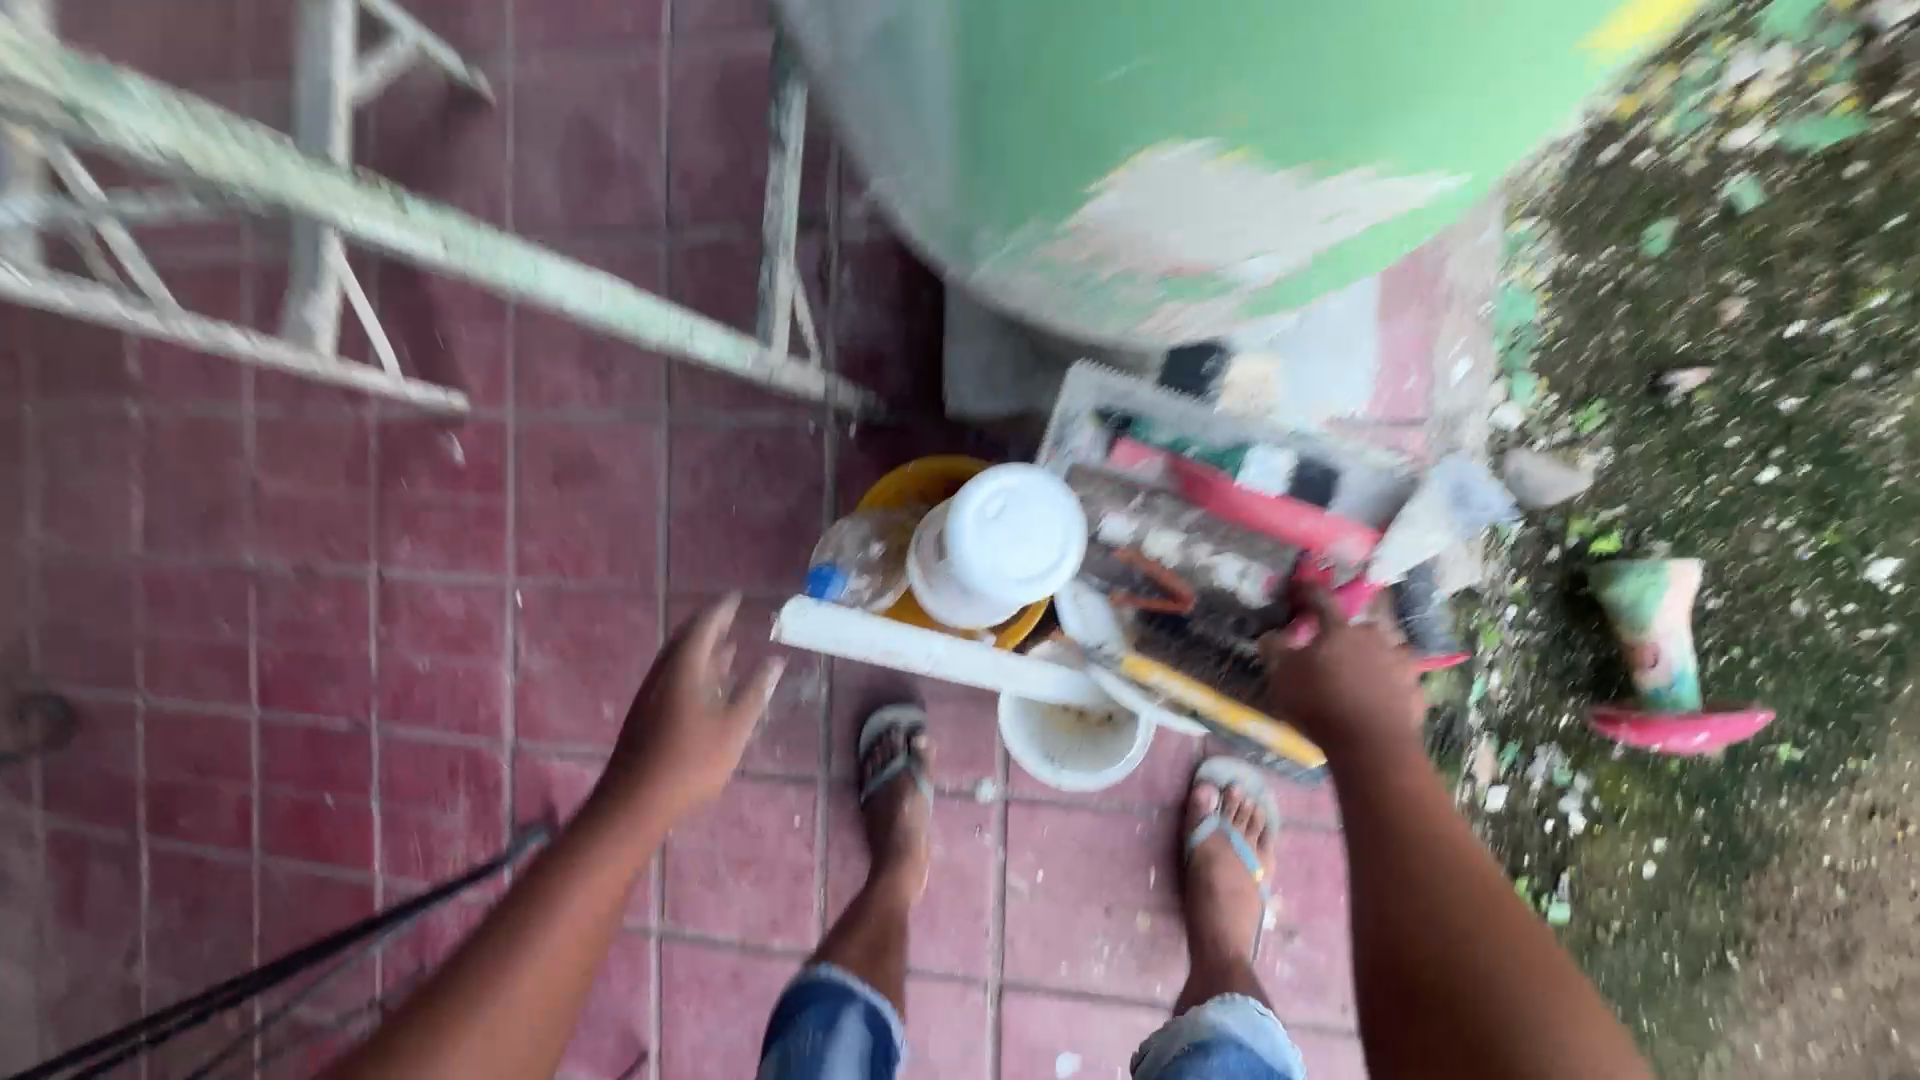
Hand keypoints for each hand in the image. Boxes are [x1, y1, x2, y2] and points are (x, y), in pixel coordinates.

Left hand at [591, 594, 784, 822]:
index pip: (702, 628)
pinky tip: (707, 687)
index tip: (735, 597)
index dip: (720, 611)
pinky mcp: (647, 714)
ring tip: (726, 648)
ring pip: (678, 661)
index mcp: (683, 670)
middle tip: (729, 618)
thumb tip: (774, 662)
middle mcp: (663, 675)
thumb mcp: (734, 728)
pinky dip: (694, 670)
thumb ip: (755, 692)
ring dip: (702, 651)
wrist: (635, 802)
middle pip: (685, 641)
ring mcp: (651, 695)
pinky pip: (674, 677)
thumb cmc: (691, 762)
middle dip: (709, 628)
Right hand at [1259, 583, 1424, 760]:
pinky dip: (1392, 685)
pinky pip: (1401, 680)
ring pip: (1387, 650)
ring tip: (1364, 673)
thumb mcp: (1281, 676)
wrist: (1372, 744)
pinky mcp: (1416, 691)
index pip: (1322, 600)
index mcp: (1340, 630)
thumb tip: (1271, 636)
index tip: (1302, 586)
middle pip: (1359, 627)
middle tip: (1333, 651)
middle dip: (1346, 634)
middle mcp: (1374, 638)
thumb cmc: (1319, 702)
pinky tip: (1382, 699)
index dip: (1309, 591)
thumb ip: (1274, 650)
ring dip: (1376, 656)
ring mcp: (1401, 664)